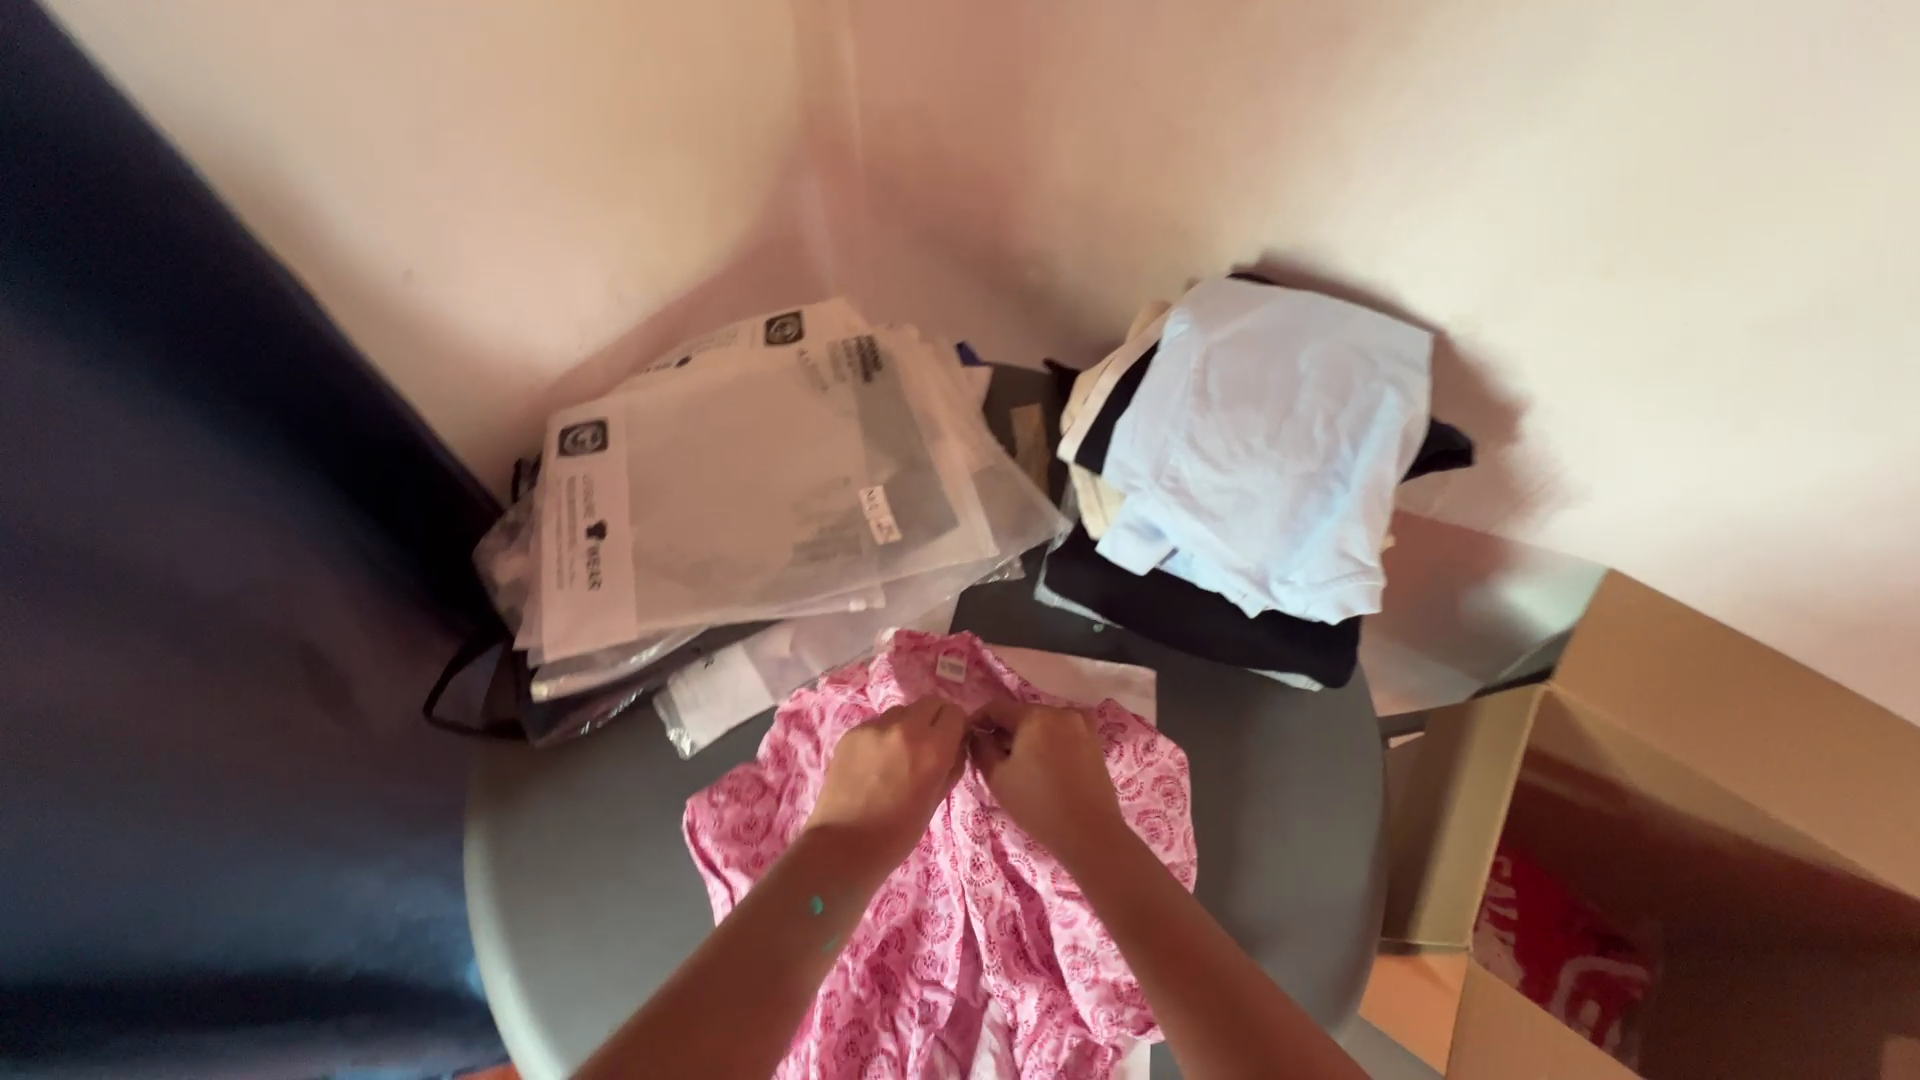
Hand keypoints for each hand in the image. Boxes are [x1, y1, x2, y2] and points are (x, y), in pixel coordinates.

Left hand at [805, 695, 968, 869]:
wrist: (844, 844)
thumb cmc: (898, 833)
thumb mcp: (936, 800)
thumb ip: (950, 766)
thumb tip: (956, 745)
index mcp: (933, 748)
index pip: (955, 713)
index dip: (955, 726)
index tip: (950, 741)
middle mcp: (906, 728)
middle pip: (930, 703)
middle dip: (934, 719)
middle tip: (927, 745)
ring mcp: (875, 727)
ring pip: (902, 711)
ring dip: (907, 725)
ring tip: (897, 755)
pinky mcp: (852, 732)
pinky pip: (877, 724)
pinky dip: (882, 736)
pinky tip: (874, 762)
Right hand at [969, 700, 1127, 866]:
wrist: (1090, 833)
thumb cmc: (1038, 805)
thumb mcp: (997, 777)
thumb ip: (980, 748)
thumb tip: (977, 734)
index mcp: (1035, 716)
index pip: (997, 707)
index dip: (979, 720)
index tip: (969, 738)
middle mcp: (1060, 712)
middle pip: (1022, 714)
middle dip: (1004, 731)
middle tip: (992, 757)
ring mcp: (1081, 726)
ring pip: (1043, 724)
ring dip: (1026, 737)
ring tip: (1019, 765)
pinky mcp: (1094, 741)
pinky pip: (1062, 734)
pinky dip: (1048, 743)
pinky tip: (1043, 767)